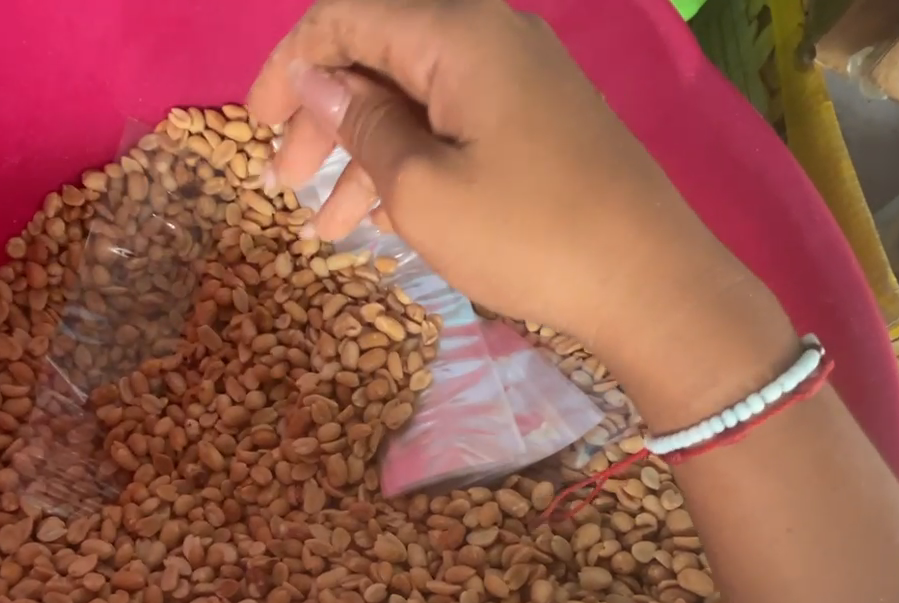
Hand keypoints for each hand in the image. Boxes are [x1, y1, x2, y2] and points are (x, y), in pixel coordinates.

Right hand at [246, 0, 793, 401]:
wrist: (645, 281)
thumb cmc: (525, 236)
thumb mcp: (422, 190)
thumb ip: (363, 126)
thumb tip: (318, 80)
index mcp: (458, 34)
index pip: (348, 19)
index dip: (289, 67)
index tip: (253, 125)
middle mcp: (490, 41)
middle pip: (381, 62)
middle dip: (324, 123)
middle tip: (285, 189)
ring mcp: (519, 86)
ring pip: (416, 107)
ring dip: (363, 161)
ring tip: (325, 229)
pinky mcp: (537, 129)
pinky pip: (454, 134)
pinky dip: (412, 171)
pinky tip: (382, 221)